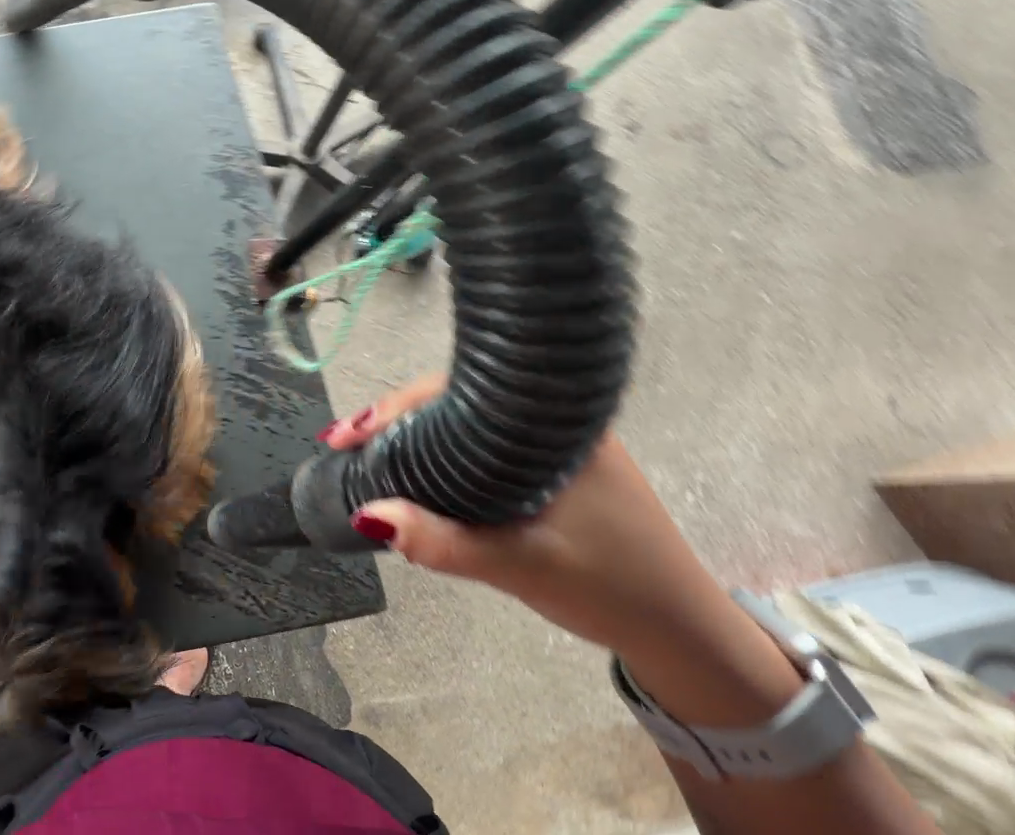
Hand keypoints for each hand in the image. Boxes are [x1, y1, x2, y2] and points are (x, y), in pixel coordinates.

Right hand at [322, 376, 736, 662]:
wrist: (679, 633)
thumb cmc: (612, 588)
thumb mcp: (522, 565)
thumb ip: (447, 544)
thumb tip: (369, 516)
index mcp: (558, 424)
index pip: (460, 390)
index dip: (398, 405)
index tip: (350, 432)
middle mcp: (554, 422)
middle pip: (454, 401)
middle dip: (393, 418)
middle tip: (344, 443)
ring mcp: (550, 446)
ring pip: (463, 425)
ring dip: (410, 437)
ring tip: (362, 452)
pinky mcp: (545, 473)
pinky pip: (476, 449)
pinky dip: (436, 456)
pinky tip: (410, 472)